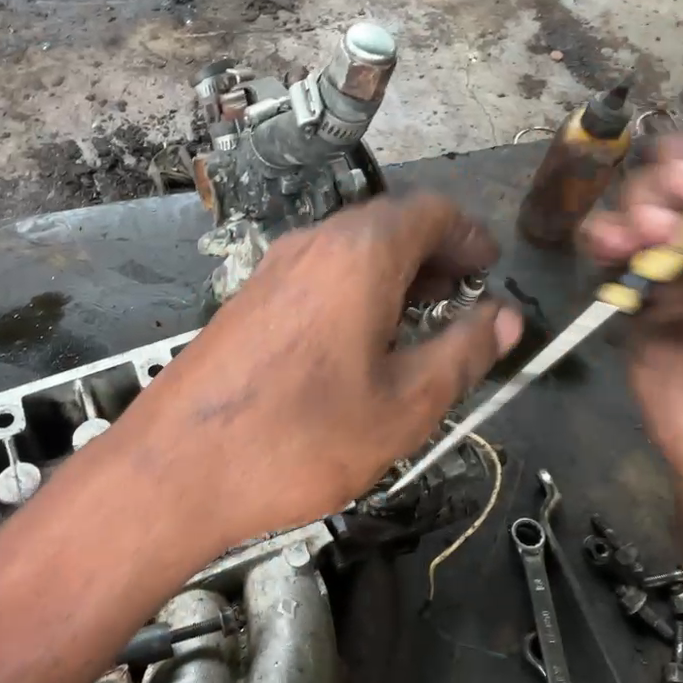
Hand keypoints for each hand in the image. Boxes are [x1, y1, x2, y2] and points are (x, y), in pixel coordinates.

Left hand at [116, 194, 523, 546]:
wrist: (176, 470)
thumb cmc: (301, 439)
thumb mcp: (403, 406)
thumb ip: (463, 354)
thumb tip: (507, 319)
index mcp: (358, 255)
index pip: (431, 212)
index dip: (470, 236)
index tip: (491, 272)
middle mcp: (311, 246)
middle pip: (388, 226)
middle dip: (434, 257)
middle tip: (463, 303)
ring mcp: (271, 272)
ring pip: (349, 253)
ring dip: (393, 278)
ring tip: (419, 329)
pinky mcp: (246, 303)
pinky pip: (316, 278)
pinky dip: (353, 294)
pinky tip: (359, 348)